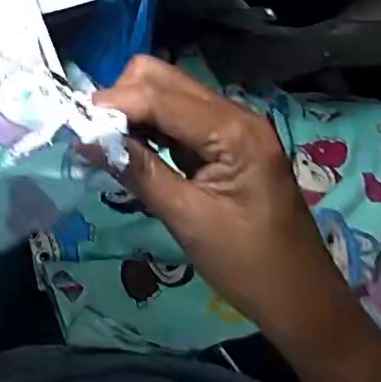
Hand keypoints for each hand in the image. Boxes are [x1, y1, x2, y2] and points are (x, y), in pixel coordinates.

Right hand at [93, 56, 348, 333]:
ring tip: (107, 144)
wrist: (304, 303)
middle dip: (120, 99)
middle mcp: (233, 113)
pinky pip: (174, 113)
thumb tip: (85, 139)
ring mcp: (230, 123)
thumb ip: (136, 170)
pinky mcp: (222, 139)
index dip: (112, 105)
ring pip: (164, 90)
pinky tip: (132, 149)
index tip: (75, 127)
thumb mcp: (186, 219)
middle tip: (94, 136)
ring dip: (131, 110)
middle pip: (159, 78)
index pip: (157, 96)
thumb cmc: (250, 267)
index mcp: (234, 130)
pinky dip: (146, 123)